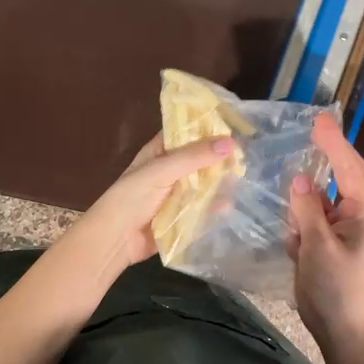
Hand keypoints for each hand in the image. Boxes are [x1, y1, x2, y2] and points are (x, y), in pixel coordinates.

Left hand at [65, 133, 235, 275]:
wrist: (116, 239)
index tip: (234, 123)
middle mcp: (169, 170)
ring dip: (220, 181)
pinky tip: (230, 204)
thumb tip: (230, 143)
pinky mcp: (182, 216)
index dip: (206, 126)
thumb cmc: (132, 197)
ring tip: (246, 177)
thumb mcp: (161, 171)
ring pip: (204, 183)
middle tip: (247, 154)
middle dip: (219, 157)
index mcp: (159, 152)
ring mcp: (176, 194)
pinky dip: (215, 206)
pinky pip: (202, 207)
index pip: (185, 132)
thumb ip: (193, 157)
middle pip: (198, 159)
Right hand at [287, 113, 363, 346]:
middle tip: (309, 130)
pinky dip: (295, 221)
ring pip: (312, 201)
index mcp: (359, 214)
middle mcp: (349, 216)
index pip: (348, 169)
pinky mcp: (319, 244)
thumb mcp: (319, 247)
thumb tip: (298, 179)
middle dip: (322, 162)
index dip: (334, 144)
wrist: (339, 328)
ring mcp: (333, 231)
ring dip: (301, 202)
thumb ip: (307, 211)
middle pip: (333, 180)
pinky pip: (304, 221)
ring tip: (296, 205)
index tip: (319, 120)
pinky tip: (288, 228)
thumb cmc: (336, 288)